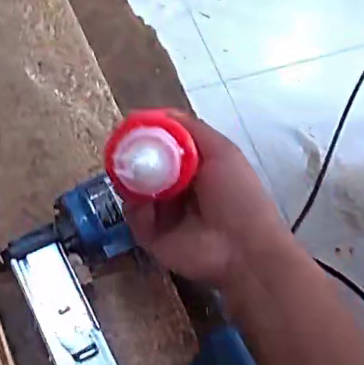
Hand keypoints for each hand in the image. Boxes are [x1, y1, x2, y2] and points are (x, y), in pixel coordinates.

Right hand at [122, 112, 294, 291]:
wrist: (242, 250)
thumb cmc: (239, 197)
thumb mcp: (222, 152)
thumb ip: (192, 130)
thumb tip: (160, 114)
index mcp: (194, 167)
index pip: (163, 145)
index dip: (147, 133)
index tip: (130, 125)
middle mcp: (175, 188)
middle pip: (143, 165)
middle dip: (131, 155)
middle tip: (120, 149)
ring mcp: (161, 212)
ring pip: (133, 188)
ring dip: (130, 179)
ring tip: (130, 173)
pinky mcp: (150, 235)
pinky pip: (133, 215)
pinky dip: (134, 205)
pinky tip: (144, 202)